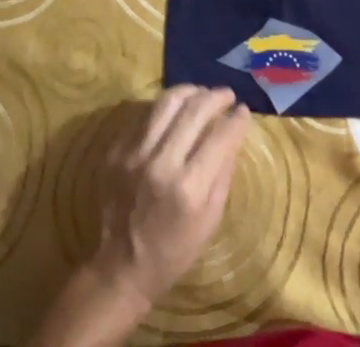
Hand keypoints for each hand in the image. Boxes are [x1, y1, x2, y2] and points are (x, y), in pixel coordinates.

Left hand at [89, 85, 249, 306]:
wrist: (121, 266)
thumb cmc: (175, 250)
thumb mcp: (211, 219)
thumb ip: (223, 171)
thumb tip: (235, 132)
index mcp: (189, 187)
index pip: (219, 136)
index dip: (236, 119)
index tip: (244, 111)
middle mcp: (159, 164)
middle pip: (193, 111)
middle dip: (215, 97)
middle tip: (227, 94)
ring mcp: (132, 154)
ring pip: (164, 104)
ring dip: (188, 92)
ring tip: (201, 93)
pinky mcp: (114, 151)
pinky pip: (142, 116)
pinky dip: (163, 108)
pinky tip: (174, 111)